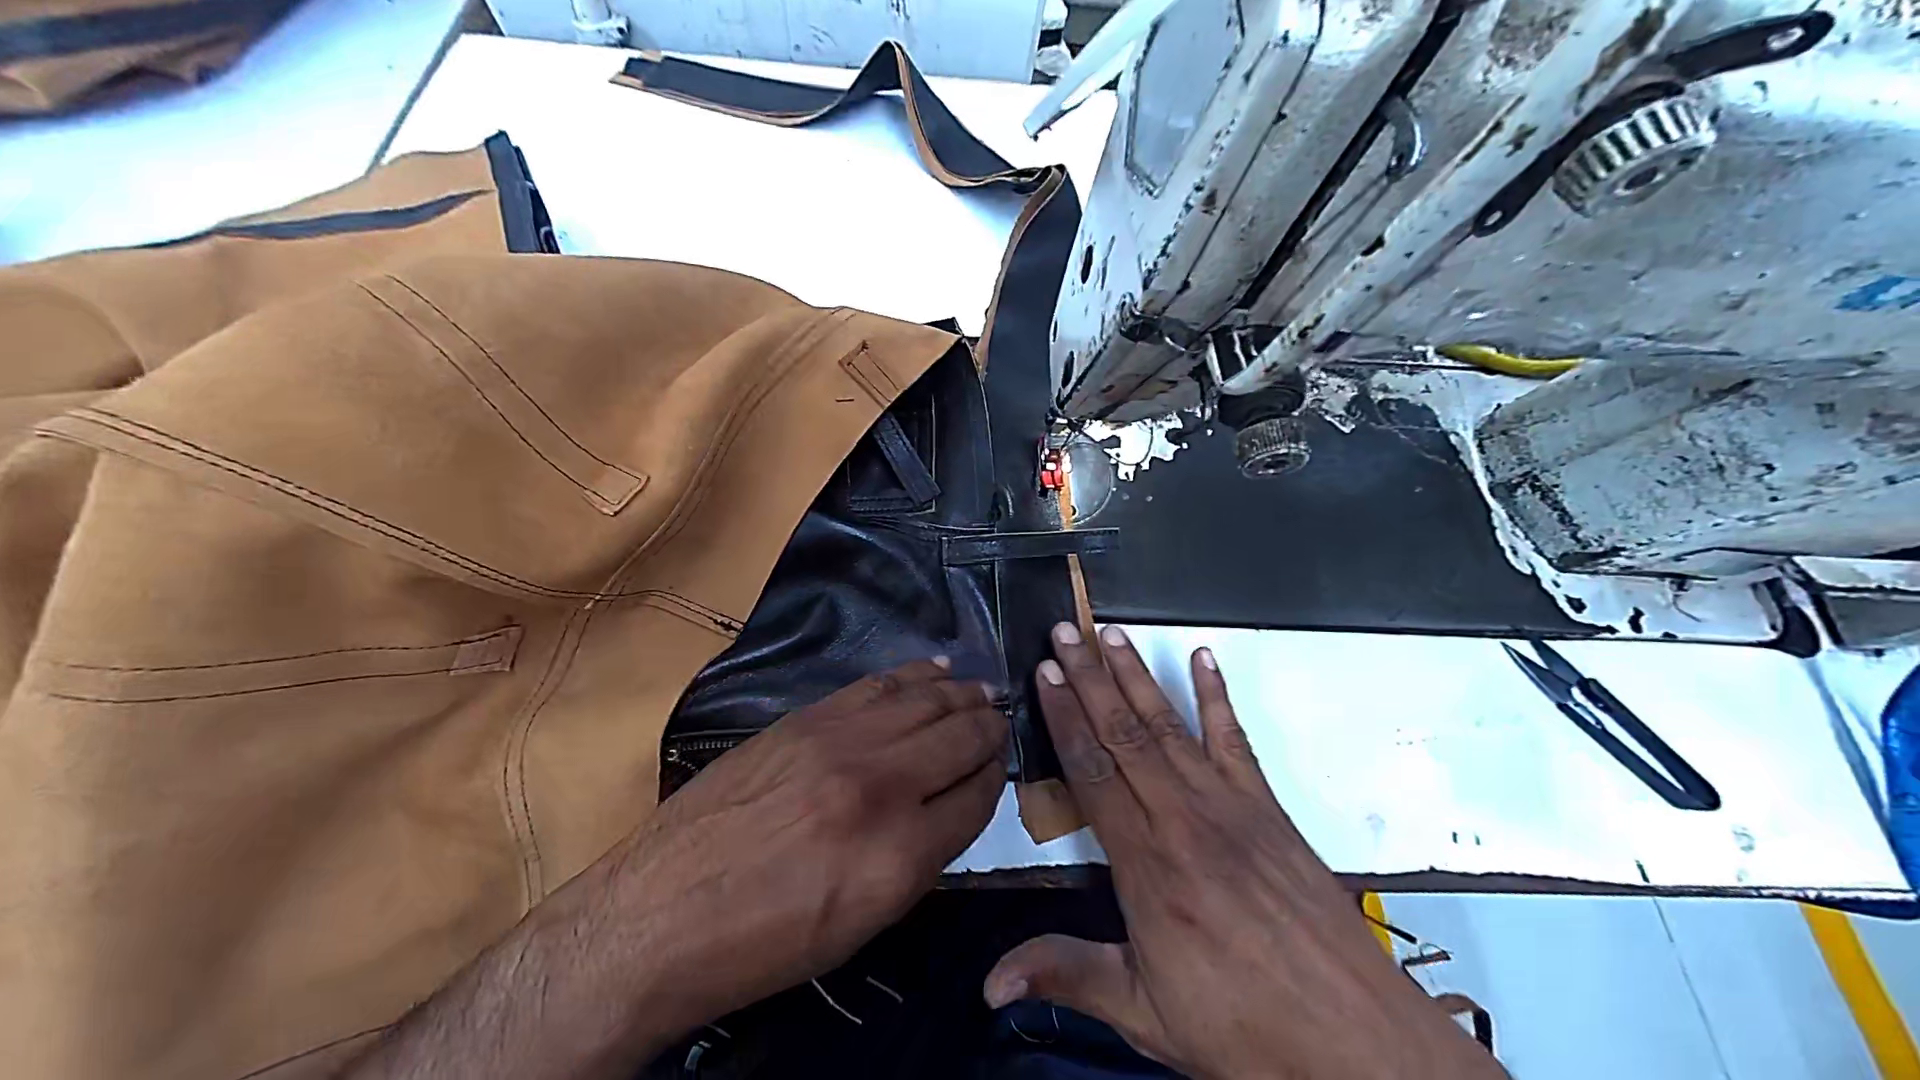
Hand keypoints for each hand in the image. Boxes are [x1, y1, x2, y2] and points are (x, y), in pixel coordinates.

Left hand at [344, 660, 1006, 1079]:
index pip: (975, 797)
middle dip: (988, 727)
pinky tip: (933, 670)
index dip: (996, 778)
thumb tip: (952, 807)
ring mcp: (839, 742)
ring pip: (923, 700)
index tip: (1001, 765)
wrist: (661, 916)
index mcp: (900, 853)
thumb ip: (920, 860)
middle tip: (1002, 720)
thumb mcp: (862, 923)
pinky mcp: (805, 719)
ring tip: (980, 689)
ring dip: (959, 693)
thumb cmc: (766, 942)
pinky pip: (875, 685)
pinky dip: (912, 675)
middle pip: (959, 737)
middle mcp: (880, 785)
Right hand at [983, 625, 1504, 1079]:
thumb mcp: (1144, 1012)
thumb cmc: (1244, 1028)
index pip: (1092, 769)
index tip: (1046, 672)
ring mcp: (1230, 806)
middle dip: (1090, 676)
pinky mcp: (1268, 808)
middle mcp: (1184, 819)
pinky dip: (1217, 695)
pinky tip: (1203, 659)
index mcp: (1146, 863)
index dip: (1064, 715)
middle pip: (1125, 732)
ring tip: (1112, 634)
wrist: (1355, 1040)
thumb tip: (990, 983)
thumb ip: (1066, 974)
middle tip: (1065, 631)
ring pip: (1170, 725)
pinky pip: (1236, 740)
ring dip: (1137, 675)